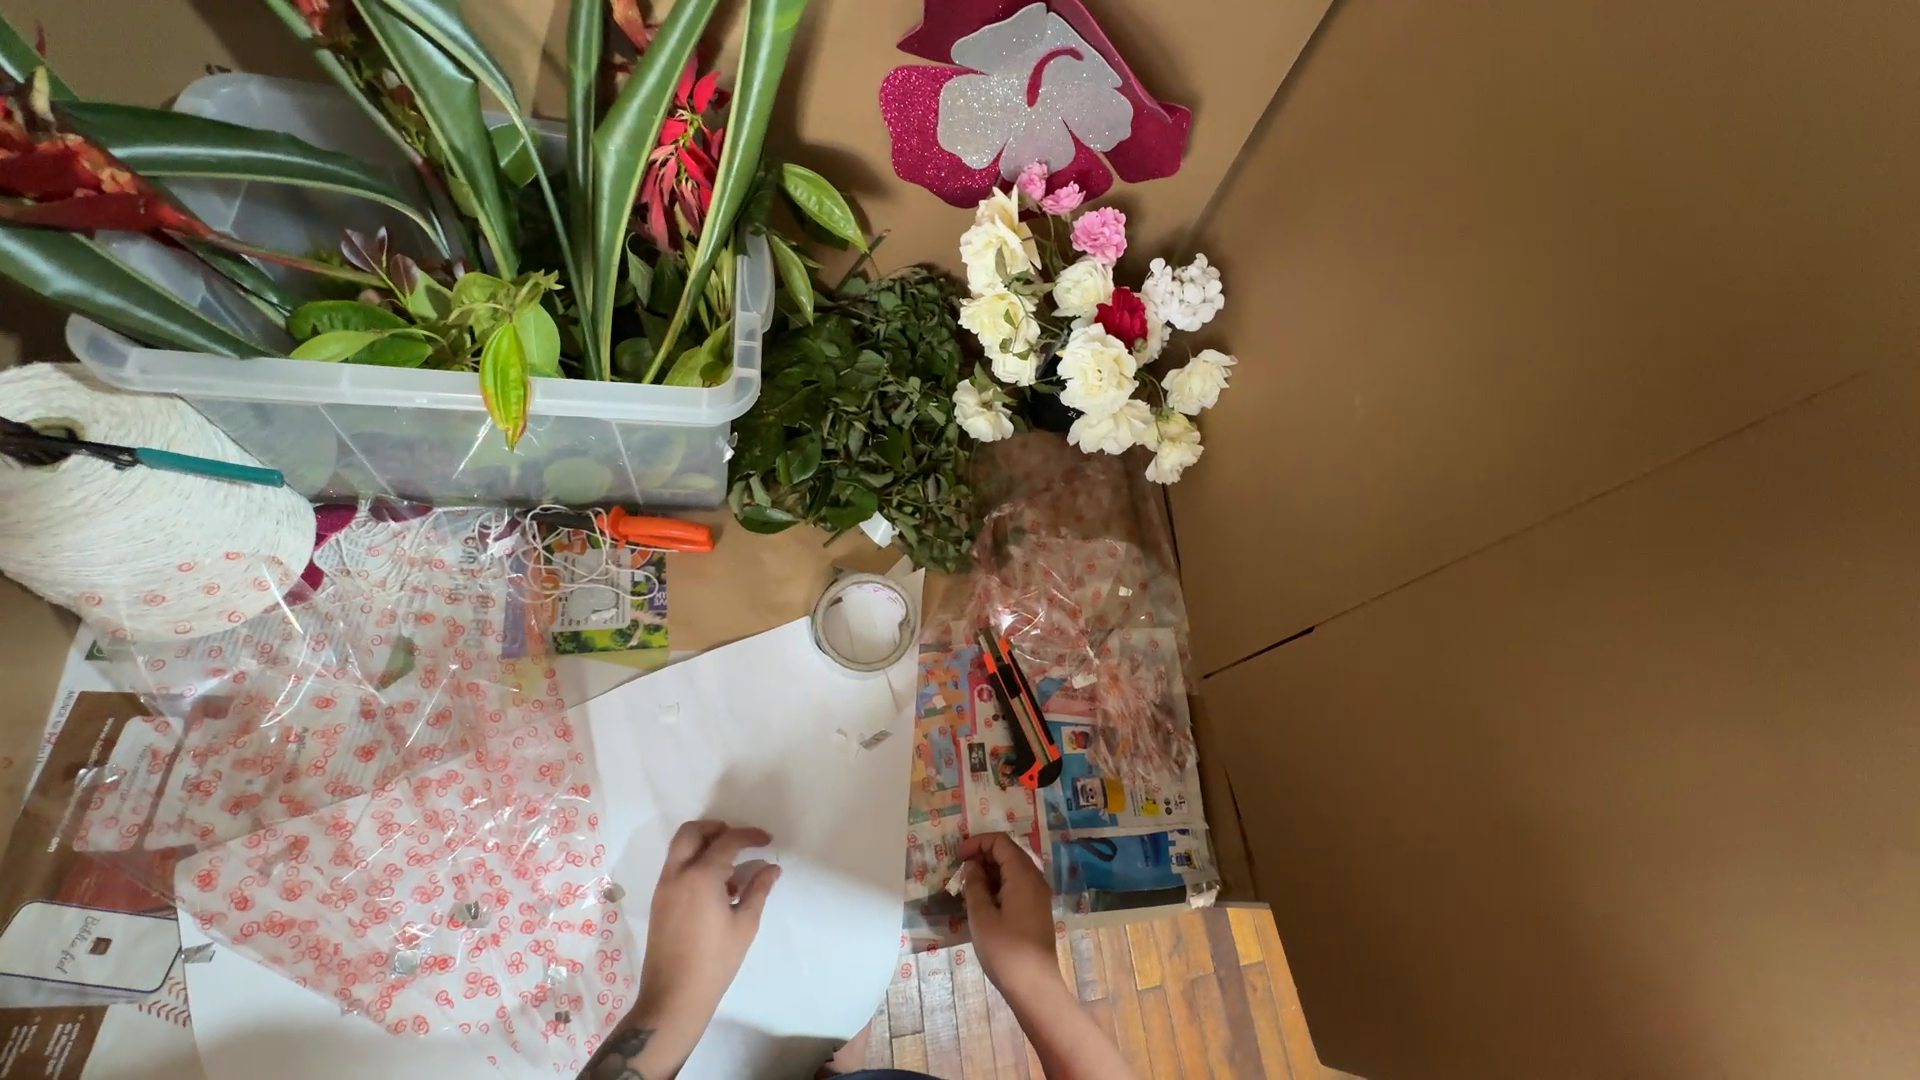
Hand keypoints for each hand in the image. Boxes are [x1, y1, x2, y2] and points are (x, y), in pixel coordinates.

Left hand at [607, 821, 779, 1079]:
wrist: (673, 997)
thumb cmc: (715, 961)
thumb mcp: (745, 924)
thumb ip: (758, 890)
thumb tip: (772, 869)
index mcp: (701, 876)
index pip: (727, 841)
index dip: (750, 836)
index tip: (767, 840)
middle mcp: (678, 874)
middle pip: (691, 832)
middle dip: (716, 828)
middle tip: (738, 840)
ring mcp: (664, 888)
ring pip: (680, 848)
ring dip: (703, 845)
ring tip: (729, 867)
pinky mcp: (658, 902)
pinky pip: (676, 867)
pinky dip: (694, 863)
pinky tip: (715, 888)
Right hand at [959, 832, 1059, 993]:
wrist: (1035, 987)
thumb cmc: (1005, 950)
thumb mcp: (981, 916)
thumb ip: (974, 885)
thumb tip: (972, 867)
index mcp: (1023, 874)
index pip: (1000, 842)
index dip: (977, 843)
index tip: (957, 856)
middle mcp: (1035, 879)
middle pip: (1008, 854)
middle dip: (982, 857)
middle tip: (960, 873)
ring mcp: (1038, 895)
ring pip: (1012, 871)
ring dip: (990, 873)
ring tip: (968, 889)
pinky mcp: (1037, 911)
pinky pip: (1017, 886)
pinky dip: (999, 887)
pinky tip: (983, 904)